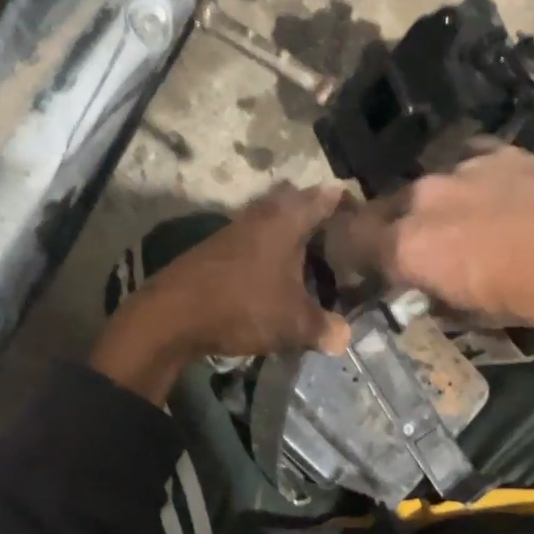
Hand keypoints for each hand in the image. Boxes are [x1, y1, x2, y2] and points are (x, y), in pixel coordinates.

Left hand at [90, 183, 349, 403]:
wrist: (171, 316)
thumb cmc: (243, 307)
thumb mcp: (294, 324)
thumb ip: (324, 328)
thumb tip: (344, 336)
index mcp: (287, 219)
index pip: (325, 196)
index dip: (347, 203)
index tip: (362, 216)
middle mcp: (261, 213)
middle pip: (294, 201)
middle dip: (314, 215)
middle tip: (334, 240)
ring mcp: (233, 229)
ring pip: (270, 221)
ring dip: (288, 236)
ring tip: (308, 262)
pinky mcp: (214, 248)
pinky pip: (252, 241)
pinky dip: (267, 253)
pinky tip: (274, 278)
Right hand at [326, 144, 533, 326]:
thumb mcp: (475, 315)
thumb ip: (432, 296)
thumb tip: (419, 288)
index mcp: (406, 246)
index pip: (345, 242)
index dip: (343, 255)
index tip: (357, 269)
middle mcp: (418, 199)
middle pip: (378, 210)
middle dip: (382, 230)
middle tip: (407, 251)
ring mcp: (454, 168)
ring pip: (420, 188)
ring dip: (426, 208)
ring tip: (457, 224)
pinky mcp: (491, 149)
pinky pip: (459, 164)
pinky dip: (463, 181)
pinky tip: (486, 195)